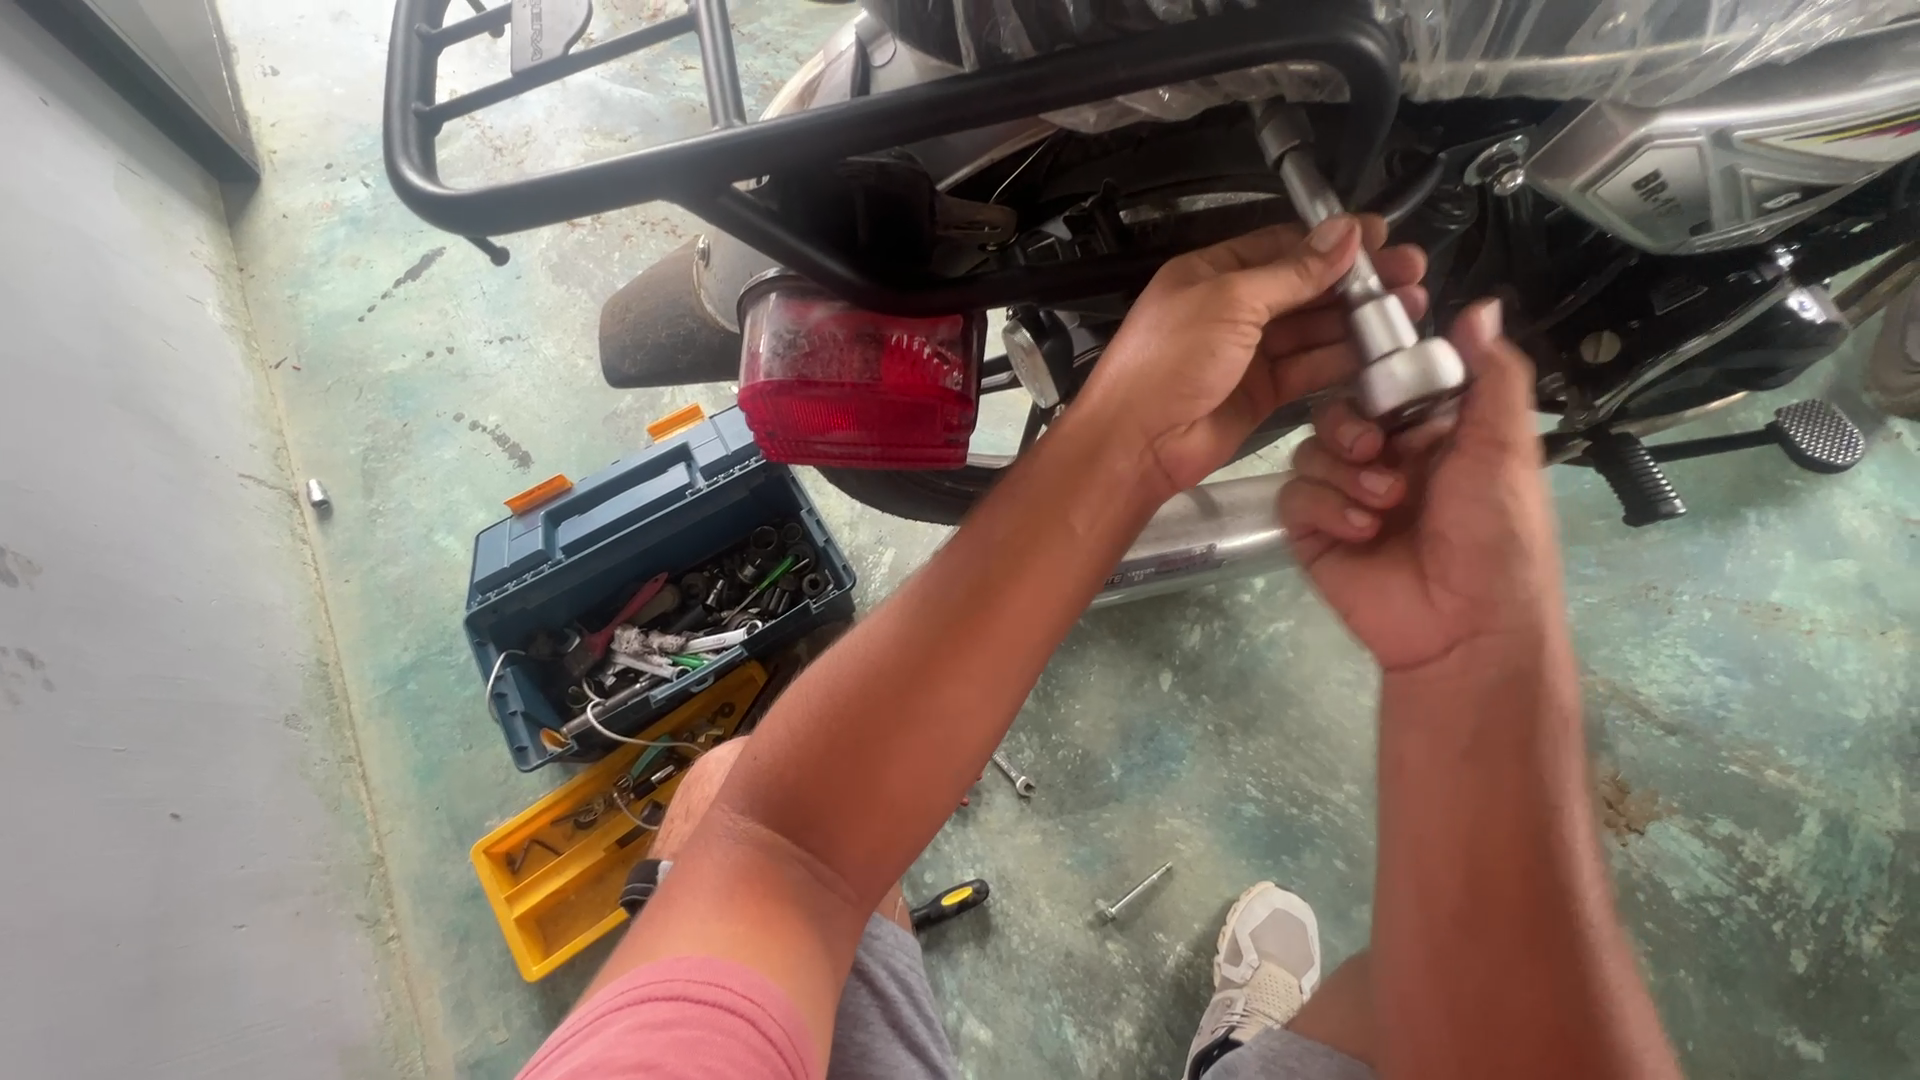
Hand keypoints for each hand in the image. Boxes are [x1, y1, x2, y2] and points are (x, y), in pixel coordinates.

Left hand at [1075, 215, 1427, 499]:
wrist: (1137, 442)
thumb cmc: (1169, 361)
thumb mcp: (1228, 301)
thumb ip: (1290, 272)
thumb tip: (1344, 234)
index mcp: (1211, 274)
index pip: (1281, 246)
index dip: (1331, 242)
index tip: (1382, 237)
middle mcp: (1230, 310)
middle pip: (1303, 287)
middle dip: (1355, 281)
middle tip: (1412, 272)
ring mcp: (1246, 354)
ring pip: (1311, 329)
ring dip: (1357, 320)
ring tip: (1411, 307)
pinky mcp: (1261, 394)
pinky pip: (1307, 369)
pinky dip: (1341, 360)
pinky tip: (1381, 350)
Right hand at [1277, 301, 1563, 672]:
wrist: (1464, 626)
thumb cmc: (1496, 535)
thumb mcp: (1505, 449)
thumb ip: (1490, 377)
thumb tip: (1479, 304)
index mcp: (1430, 436)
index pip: (1383, 387)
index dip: (1375, 382)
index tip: (1383, 388)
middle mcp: (1383, 461)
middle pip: (1335, 415)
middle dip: (1350, 428)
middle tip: (1375, 450)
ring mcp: (1344, 497)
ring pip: (1308, 453)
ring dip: (1343, 475)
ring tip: (1381, 506)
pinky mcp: (1312, 532)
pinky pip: (1293, 497)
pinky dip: (1324, 509)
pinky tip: (1359, 532)